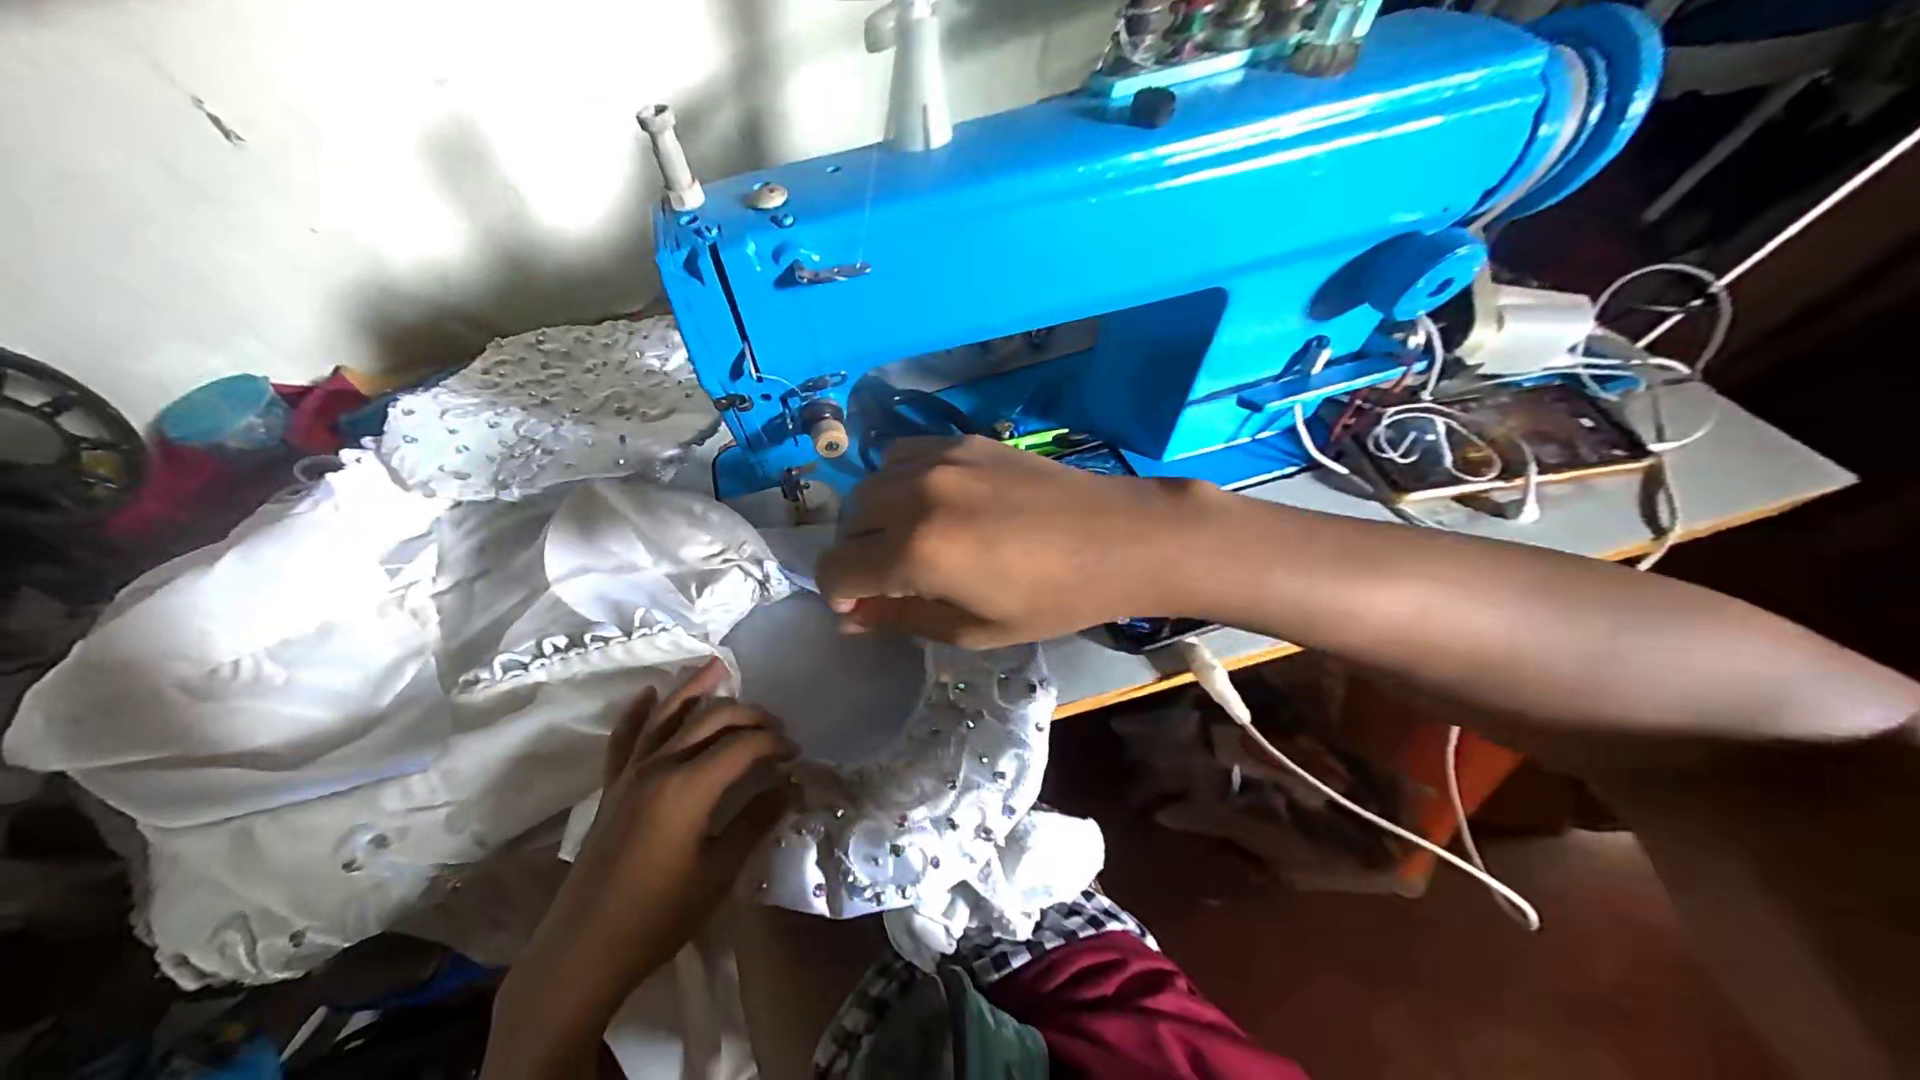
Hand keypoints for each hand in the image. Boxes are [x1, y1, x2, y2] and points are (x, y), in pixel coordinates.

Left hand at [485, 660, 797, 1076]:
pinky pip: (626, 739)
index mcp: (687, 786)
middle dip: (749, 715)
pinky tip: (649, 693)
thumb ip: (756, 821)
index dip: (775, 743)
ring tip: (719, 665)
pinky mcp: (612, 788)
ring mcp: (630, 774)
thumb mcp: (719, 872)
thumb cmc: (658, 916)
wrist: (583, 952)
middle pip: (710, 720)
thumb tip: (791, 787)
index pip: (743, 745)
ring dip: (695, 689)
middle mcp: (658, 767)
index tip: (797, 754)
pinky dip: (638, 713)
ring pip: (668, 716)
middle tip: (777, 727)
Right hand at [816, 435, 1214, 645]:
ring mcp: (939, 459)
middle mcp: (915, 495)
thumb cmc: (1051, 598)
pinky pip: (903, 456)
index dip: (840, 595)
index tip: (865, 608)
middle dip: (857, 555)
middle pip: (847, 522)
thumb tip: (851, 616)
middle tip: (893, 578)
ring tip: (911, 538)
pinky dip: (900, 482)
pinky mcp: (961, 440)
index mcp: (916, 551)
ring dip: (874, 517)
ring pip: (870, 484)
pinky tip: (934, 502)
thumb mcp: (973, 628)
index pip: (835, 569)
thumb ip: (901, 619)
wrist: (1116, 538)